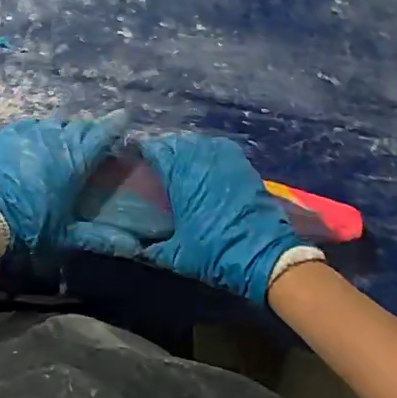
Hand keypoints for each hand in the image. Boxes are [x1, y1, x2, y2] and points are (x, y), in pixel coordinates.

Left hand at [0, 113, 126, 267]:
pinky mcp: (11, 132)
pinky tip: (37, 144)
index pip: (104, 132)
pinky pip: (33, 125)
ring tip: (62, 145)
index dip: (116, 125)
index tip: (123, 121)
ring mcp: (33, 131)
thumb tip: (134, 247)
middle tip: (90, 145)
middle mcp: (59, 137)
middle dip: (90, 132)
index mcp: (77, 158)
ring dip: (64, 132)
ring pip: (57, 123)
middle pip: (82, 126)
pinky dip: (40, 132)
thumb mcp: (66, 235)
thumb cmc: (29, 227)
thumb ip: (100, 236)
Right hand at [70, 131, 319, 302]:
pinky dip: (207, 152)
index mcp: (183, 176)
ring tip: (177, 162)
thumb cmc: (216, 254)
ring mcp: (227, 159)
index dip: (143, 151)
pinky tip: (203, 165)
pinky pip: (219, 148)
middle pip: (178, 142)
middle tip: (153, 162)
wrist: (264, 256)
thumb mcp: (177, 255)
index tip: (133, 157)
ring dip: (186, 148)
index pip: (157, 150)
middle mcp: (204, 159)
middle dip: (164, 148)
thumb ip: (152, 246)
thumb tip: (132, 243)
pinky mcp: (244, 164)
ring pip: (199, 142)